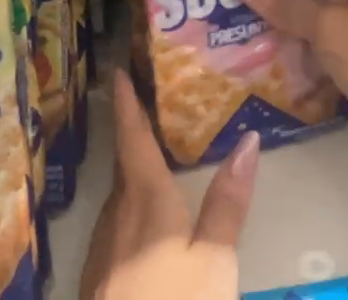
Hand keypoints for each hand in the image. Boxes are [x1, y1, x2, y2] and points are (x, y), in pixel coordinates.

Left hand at [80, 70, 259, 299]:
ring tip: (151, 156)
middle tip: (146, 105)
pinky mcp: (99, 280)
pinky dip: (130, 206)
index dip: (126, 103)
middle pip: (124, 166)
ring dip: (131, 171)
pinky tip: (143, 222)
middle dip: (131, 134)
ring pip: (118, 197)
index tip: (117, 69)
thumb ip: (228, 201)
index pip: (133, 138)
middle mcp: (117, 216)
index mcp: (145, 201)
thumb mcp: (214, 261)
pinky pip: (116, 224)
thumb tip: (248, 139)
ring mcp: (102, 250)